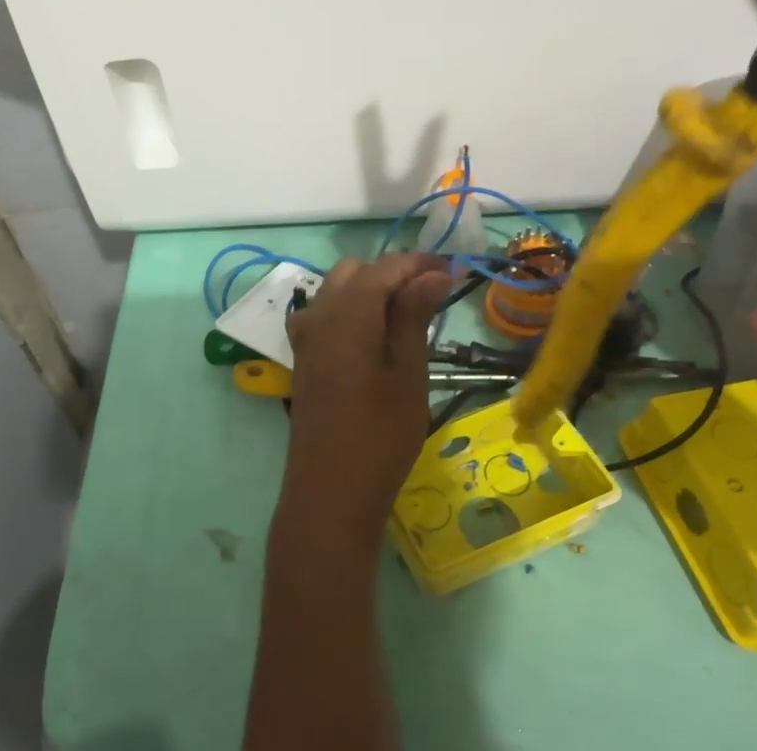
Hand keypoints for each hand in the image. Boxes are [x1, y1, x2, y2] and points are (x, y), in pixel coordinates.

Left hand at [280, 253, 450, 541]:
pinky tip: (376, 335)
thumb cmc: (380, 436)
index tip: (454, 272)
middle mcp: (318, 315)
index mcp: (346, 314)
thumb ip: (414, 318)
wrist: (329, 492)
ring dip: (371, 290)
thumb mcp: (408, 375)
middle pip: (356, 272)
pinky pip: (325, 314)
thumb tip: (432, 274)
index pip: (384, 268)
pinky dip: (352, 310)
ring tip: (410, 315)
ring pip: (337, 290)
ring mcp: (305, 337)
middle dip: (394, 273)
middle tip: (434, 295)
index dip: (419, 264)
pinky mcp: (302, 358)